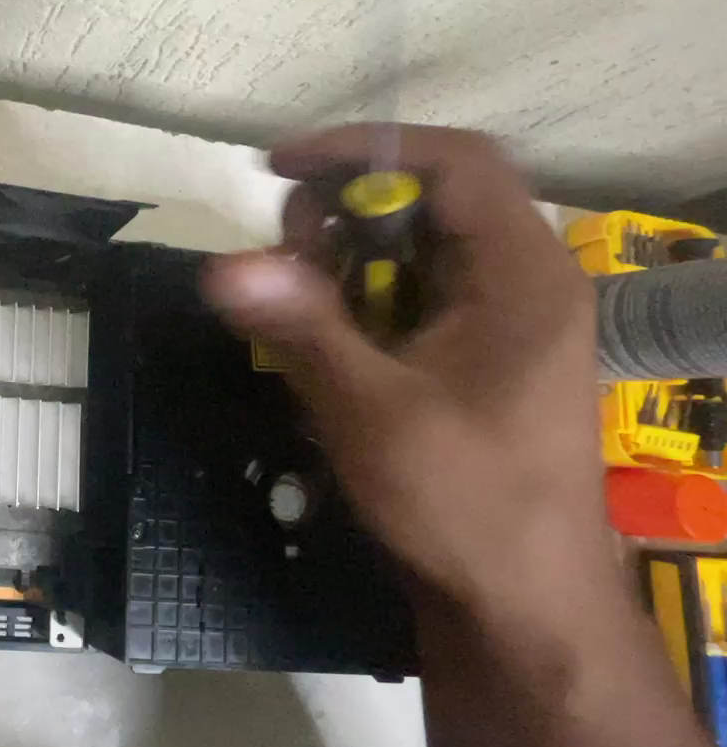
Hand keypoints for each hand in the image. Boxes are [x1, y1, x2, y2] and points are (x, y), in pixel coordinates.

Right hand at [200, 126, 606, 615]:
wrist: (514, 597)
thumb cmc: (462, 500)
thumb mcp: (371, 409)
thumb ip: (303, 327)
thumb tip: (224, 265)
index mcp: (520, 277)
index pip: (455, 163)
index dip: (363, 149)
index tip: (277, 169)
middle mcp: (512, 282)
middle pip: (420, 200)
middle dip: (336, 217)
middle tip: (278, 267)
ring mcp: (489, 319)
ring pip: (402, 249)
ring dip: (333, 264)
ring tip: (291, 311)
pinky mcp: (462, 352)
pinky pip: (398, 296)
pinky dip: (346, 302)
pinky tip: (313, 342)